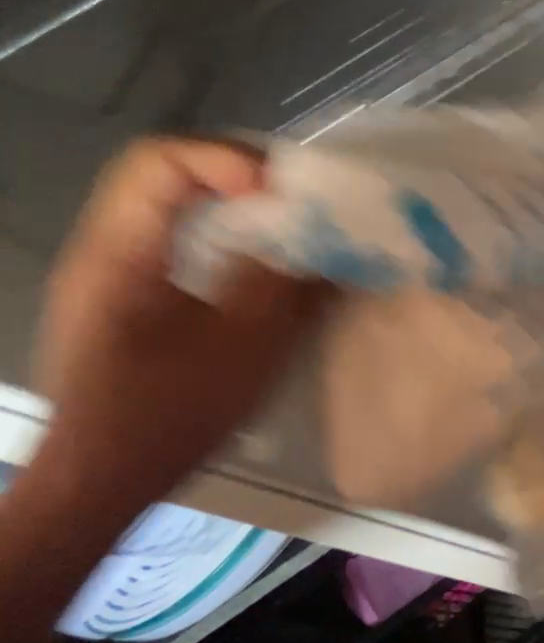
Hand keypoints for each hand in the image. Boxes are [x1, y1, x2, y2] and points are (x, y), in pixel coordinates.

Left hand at [32, 138, 334, 513]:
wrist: (102, 483)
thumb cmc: (169, 412)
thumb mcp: (248, 342)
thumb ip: (294, 277)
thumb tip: (343, 233)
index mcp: (120, 250)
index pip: (162, 159)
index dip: (232, 161)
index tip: (288, 199)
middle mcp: (112, 249)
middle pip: (179, 176)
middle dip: (256, 183)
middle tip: (315, 210)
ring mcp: (124, 275)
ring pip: (192, 211)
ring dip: (256, 215)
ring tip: (311, 239)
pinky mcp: (144, 299)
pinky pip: (198, 245)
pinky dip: (246, 244)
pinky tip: (282, 275)